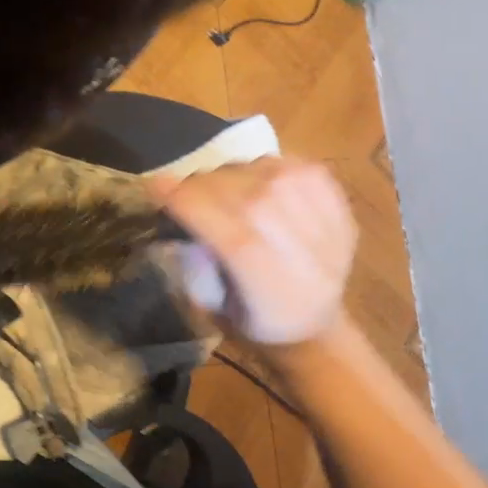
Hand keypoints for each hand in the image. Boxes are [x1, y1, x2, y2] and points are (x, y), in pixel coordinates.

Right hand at [150, 158, 356, 346]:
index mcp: (260, 269)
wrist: (319, 326)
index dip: (179, 195)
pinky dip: (260, 171)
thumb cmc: (255, 317)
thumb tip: (168, 207)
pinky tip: (259, 190)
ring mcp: (318, 210)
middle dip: (198, 186)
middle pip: (229, 185)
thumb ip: (189, 256)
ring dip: (228, 177)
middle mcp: (293, 233)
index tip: (155, 186)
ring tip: (226, 196)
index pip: (212, 215)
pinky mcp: (333, 195)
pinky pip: (279, 161)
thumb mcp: (212, 305)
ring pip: (251, 167)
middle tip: (188, 198)